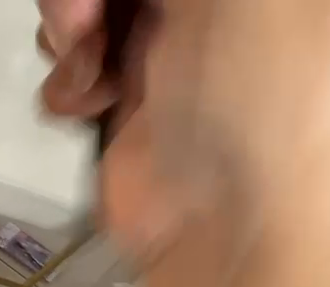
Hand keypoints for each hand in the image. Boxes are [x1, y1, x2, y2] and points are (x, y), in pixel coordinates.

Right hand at [38, 0, 329, 256]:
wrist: (218, 222)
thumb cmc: (263, 116)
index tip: (100, 0)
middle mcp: (218, 0)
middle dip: (82, 0)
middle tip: (86, 24)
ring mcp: (169, 41)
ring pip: (84, 12)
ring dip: (70, 41)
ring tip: (94, 74)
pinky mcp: (124, 93)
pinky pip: (69, 67)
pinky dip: (65, 88)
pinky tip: (92, 103)